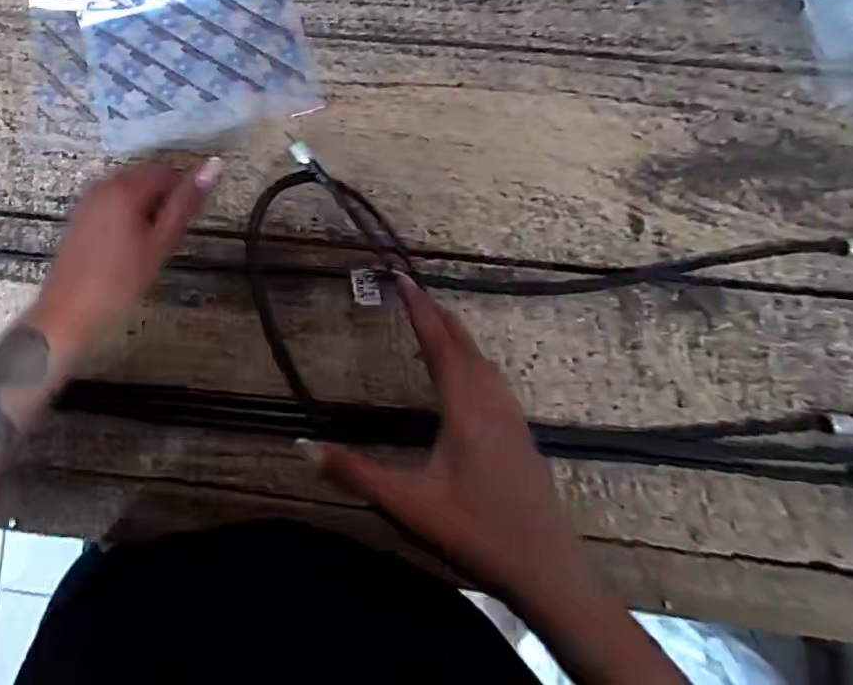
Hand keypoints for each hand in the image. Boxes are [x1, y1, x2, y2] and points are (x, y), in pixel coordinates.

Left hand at [33, 159, 221, 344]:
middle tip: (171, 234)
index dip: (183, 191)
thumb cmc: (120, 281)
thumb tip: (212, 166)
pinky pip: (112, 201)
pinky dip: (127, 212)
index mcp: (125, 189)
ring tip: (151, 242)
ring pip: (129, 189)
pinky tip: (129, 244)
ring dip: (146, 205)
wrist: (69, 313)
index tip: (188, 219)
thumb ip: (185, 202)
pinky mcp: (81, 215)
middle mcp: (104, 185)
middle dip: (164, 197)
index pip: (166, 171)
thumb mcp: (160, 243)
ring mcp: (89, 199)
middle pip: (146, 176)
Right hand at [313, 276, 578, 597]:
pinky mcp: (522, 437)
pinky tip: (471, 374)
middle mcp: (491, 405)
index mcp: (465, 410)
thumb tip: (302, 445)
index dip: (419, 310)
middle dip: (437, 314)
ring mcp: (512, 420)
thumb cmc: (477, 534)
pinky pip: (494, 380)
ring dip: (458, 335)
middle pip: (464, 346)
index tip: (402, 278)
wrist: (551, 574)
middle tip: (413, 289)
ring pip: (483, 362)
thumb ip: (355, 474)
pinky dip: (474, 358)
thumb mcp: (408, 506)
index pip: (439, 345)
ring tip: (437, 321)